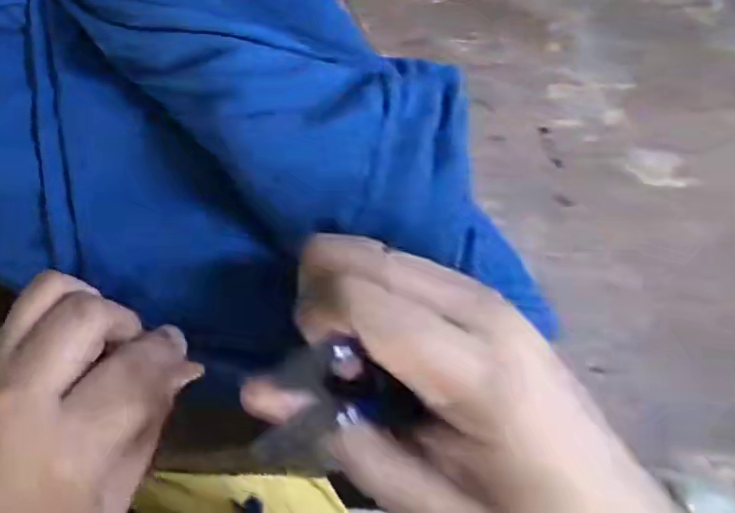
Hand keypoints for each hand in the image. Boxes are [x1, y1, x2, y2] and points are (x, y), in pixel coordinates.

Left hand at [0, 271, 203, 512]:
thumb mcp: (109, 502)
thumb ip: (145, 429)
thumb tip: (180, 366)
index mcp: (66, 449)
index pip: (129, 376)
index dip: (164, 353)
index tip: (178, 343)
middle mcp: (26, 391)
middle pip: (86, 314)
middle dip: (124, 319)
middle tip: (136, 344)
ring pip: (49, 288)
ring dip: (87, 298)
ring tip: (102, 331)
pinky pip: (24, 302)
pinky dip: (58, 304)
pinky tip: (71, 334)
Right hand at [242, 235, 673, 512]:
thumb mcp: (433, 505)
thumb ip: (343, 439)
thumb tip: (252, 389)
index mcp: (477, 368)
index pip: (355, 292)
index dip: (314, 321)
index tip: (323, 371)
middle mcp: (479, 306)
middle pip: (351, 251)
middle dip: (317, 296)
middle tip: (335, 361)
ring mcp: (483, 290)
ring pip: (366, 247)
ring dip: (340, 291)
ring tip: (364, 358)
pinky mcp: (480, 288)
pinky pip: (392, 260)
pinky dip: (366, 289)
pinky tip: (391, 346)